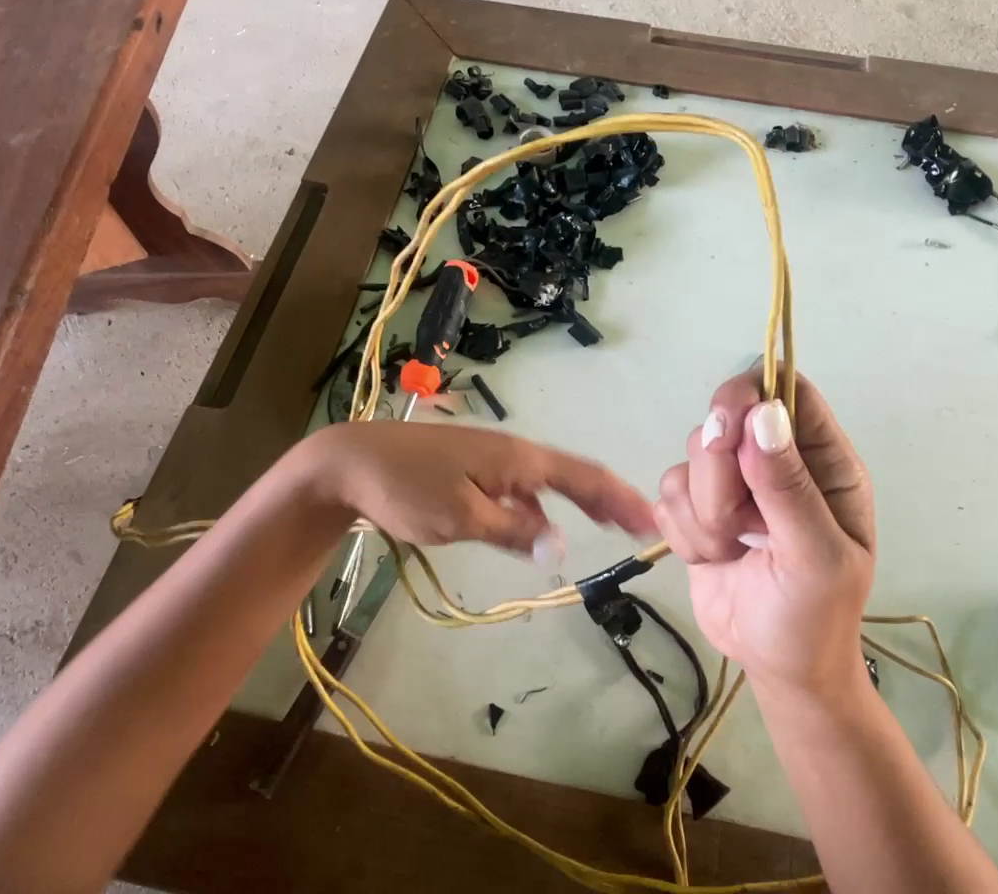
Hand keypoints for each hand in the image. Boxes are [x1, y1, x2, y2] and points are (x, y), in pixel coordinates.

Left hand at [290, 420, 655, 555]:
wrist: (349, 461)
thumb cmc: (407, 489)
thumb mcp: (462, 519)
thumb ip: (513, 531)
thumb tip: (558, 546)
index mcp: (517, 459)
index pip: (583, 476)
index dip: (619, 499)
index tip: (648, 520)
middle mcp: (511, 452)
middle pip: (571, 474)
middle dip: (606, 498)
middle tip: (636, 523)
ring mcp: (490, 457)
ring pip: (543, 482)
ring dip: (572, 504)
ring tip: (601, 524)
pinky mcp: (470, 467)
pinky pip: (516, 488)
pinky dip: (535, 509)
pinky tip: (533, 529)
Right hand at [654, 370, 875, 698]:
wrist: (777, 667)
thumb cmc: (813, 617)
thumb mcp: (816, 557)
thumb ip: (789, 486)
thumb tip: (763, 412)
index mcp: (823, 462)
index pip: (787, 389)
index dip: (750, 396)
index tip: (727, 430)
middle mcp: (775, 462)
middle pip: (724, 420)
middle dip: (718, 478)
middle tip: (738, 525)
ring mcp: (733, 486)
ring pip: (689, 460)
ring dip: (703, 516)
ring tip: (734, 551)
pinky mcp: (696, 511)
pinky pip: (667, 494)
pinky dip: (683, 532)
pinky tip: (713, 558)